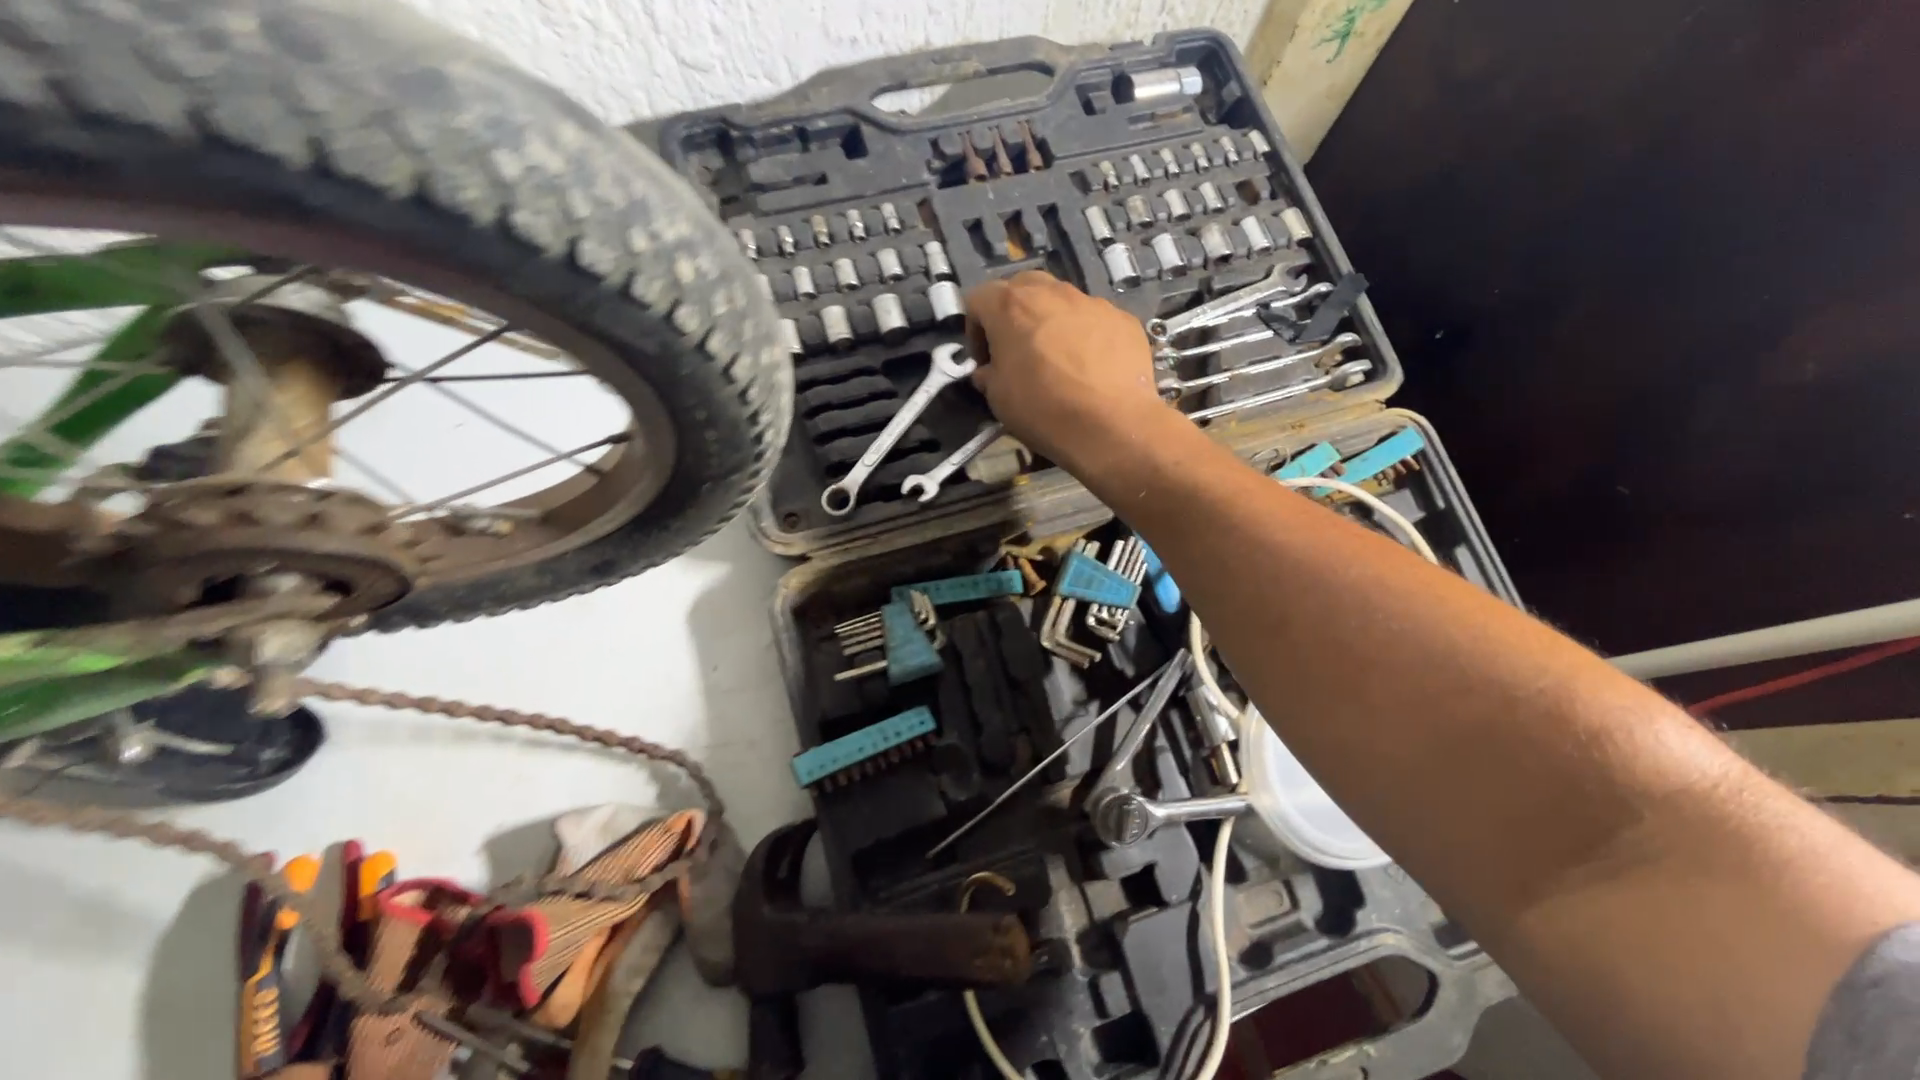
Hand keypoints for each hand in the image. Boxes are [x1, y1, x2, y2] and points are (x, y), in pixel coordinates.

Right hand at [964, 271, 1174, 472]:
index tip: (984, 360)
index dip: (975, 330)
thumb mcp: (997, 397)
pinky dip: (1087, 336)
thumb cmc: (1043, 408)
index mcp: (1011, 305)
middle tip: (1018, 349)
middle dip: (1014, 314)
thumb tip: (990, 371)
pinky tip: (1092, 367)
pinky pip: (1095, 320)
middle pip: (1023, 288)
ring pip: (1062, 301)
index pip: (979, 298)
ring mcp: (1092, 302)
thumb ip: (989, 374)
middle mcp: (1051, 292)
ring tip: (1059, 359)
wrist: (1111, 424)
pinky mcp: (1123, 319)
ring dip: (1052, 322)